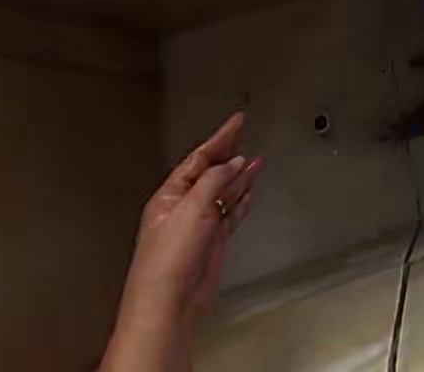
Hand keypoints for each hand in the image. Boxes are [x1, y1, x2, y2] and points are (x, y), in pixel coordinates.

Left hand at [119, 113, 261, 328]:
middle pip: (212, 172)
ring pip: (225, 190)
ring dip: (241, 174)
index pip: (199, 157)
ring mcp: (199, 223)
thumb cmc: (167, 261)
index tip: (236, 121)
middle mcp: (184, 207)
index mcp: (170, 196)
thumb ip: (215, 179)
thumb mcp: (190, 208)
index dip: (220, 137)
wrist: (170, 302)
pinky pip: (232, 211)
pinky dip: (243, 200)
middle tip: (245, 134)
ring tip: (256, 160)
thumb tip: (233, 162)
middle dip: (229, 153)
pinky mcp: (213, 239)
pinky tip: (250, 191)